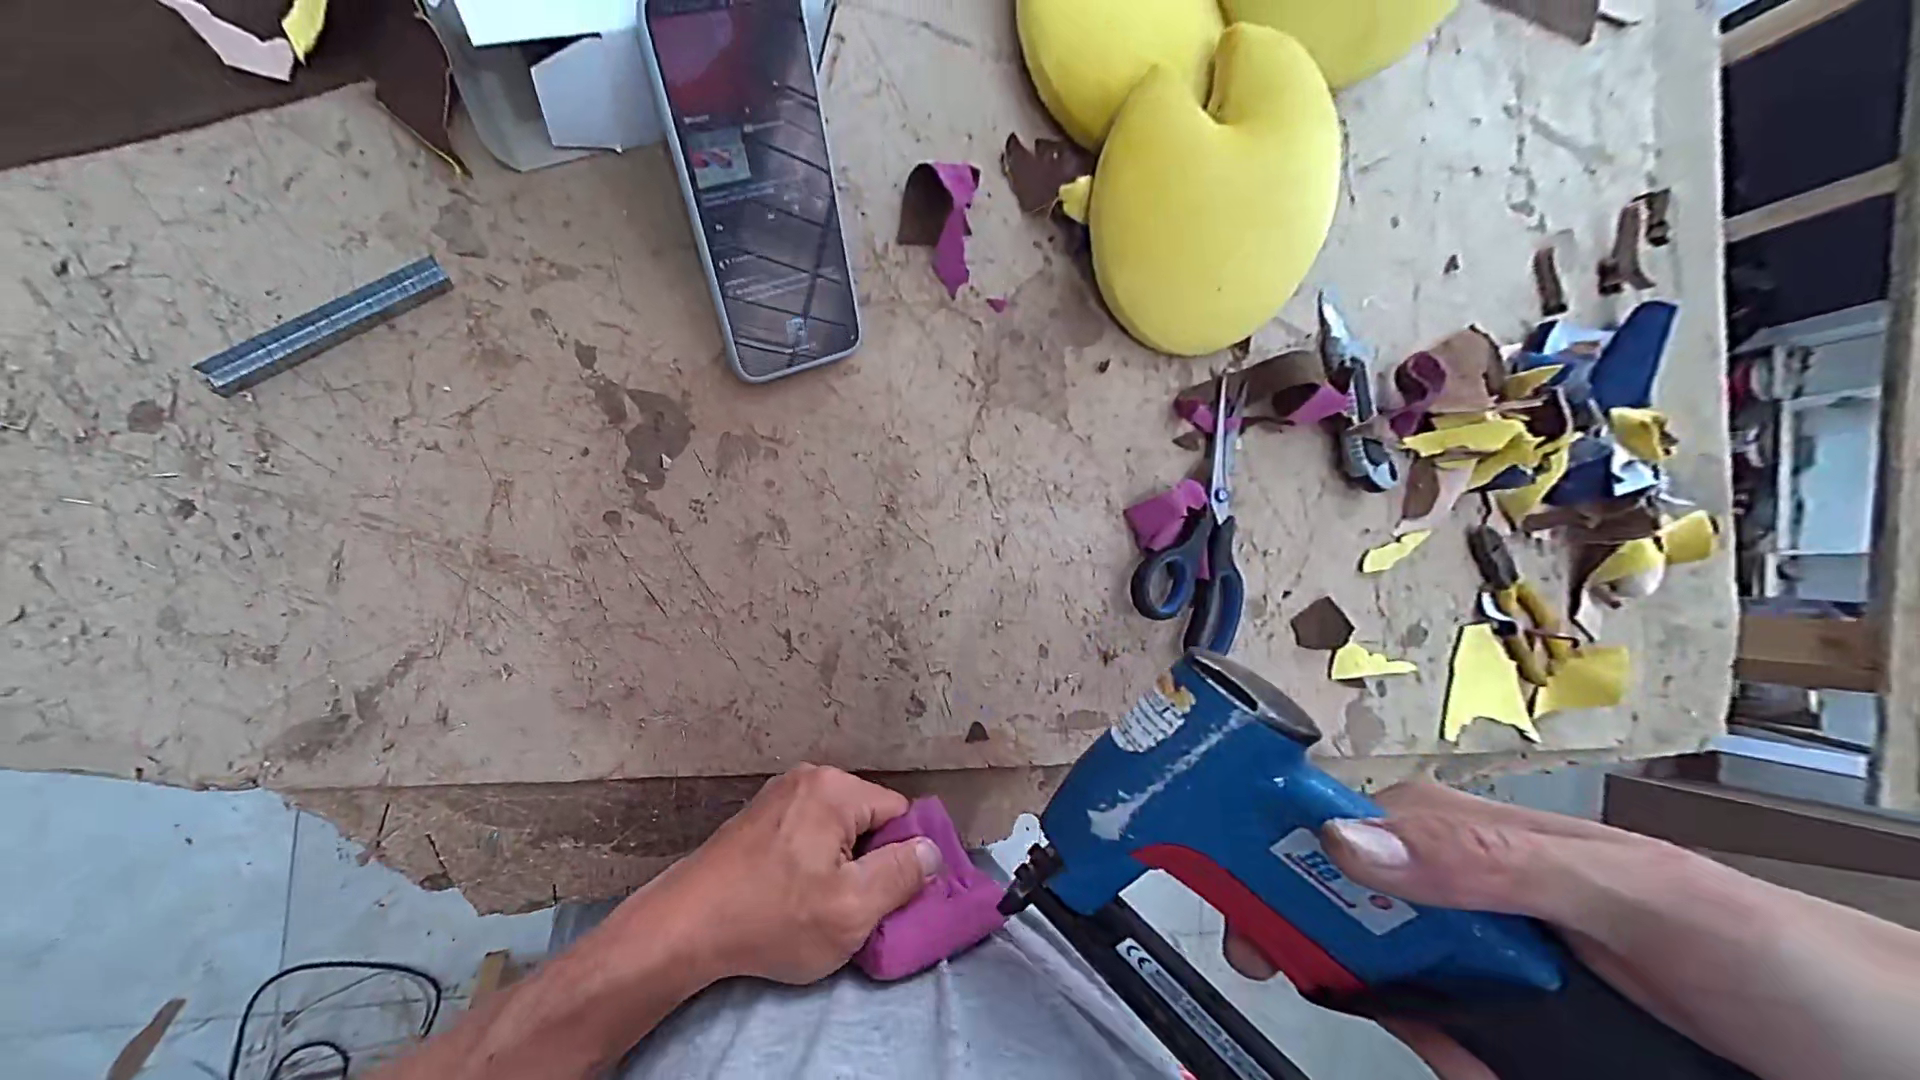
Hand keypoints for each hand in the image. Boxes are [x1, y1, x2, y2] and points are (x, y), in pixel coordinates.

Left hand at [372, 766, 940, 1079]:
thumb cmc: (771, 917)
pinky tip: (793, 894)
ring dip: (841, 863)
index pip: (899, 814)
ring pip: (838, 827)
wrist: (681, 929)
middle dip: (870, 860)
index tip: (888, 895)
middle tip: (853, 906)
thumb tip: (931, 849)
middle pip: (868, 818)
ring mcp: (779, 794)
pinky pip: (809, 831)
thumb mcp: (851, 908)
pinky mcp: (759, 815)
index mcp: (835, 788)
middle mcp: (809, 777)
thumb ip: (903, 875)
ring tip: (820, 904)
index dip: (902, 856)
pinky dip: (812, 860)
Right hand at [1226, 781, 1919, 1079]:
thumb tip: (1340, 836)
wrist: (1898, 1068)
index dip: (1273, 844)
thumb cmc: (1781, 961)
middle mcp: (1455, 886)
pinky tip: (1476, 1065)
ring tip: (1473, 1057)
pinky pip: (1438, 1033)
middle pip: (1343, 901)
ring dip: (1393, 1016)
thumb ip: (1489, 861)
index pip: (1337, 821)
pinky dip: (1440, 1054)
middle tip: (1269, 965)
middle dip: (1312, 940)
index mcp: (1463, 836)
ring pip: (1385, 976)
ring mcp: (1482, 956)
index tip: (1229, 891)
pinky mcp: (1507, 1020)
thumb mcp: (1636, 894)